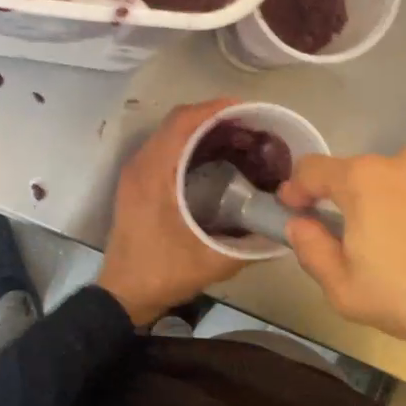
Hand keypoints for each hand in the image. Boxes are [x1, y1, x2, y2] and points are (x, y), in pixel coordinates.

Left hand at [97, 99, 247, 326]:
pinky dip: (190, 147)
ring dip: (202, 132)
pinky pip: (165, 151)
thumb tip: (282, 226)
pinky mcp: (137, 186)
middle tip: (252, 129)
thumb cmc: (162, 274)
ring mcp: (135, 175)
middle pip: (178, 123)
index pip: (183, 122)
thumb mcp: (211, 261)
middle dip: (215, 119)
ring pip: (170, 136)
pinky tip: (216, 161)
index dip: (216, 110)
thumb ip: (249, 244)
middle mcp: (141, 166)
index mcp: (153, 174)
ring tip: (240, 141)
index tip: (250, 112)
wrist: (123, 295)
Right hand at [280, 147, 405, 405]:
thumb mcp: (346, 291)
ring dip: (390, 210)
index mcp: (364, 180)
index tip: (291, 209)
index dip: (295, 188)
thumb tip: (299, 225)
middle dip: (348, 205)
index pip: (313, 168)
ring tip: (403, 256)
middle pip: (360, 176)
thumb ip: (311, 252)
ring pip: (401, 186)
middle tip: (353, 247)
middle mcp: (405, 162)